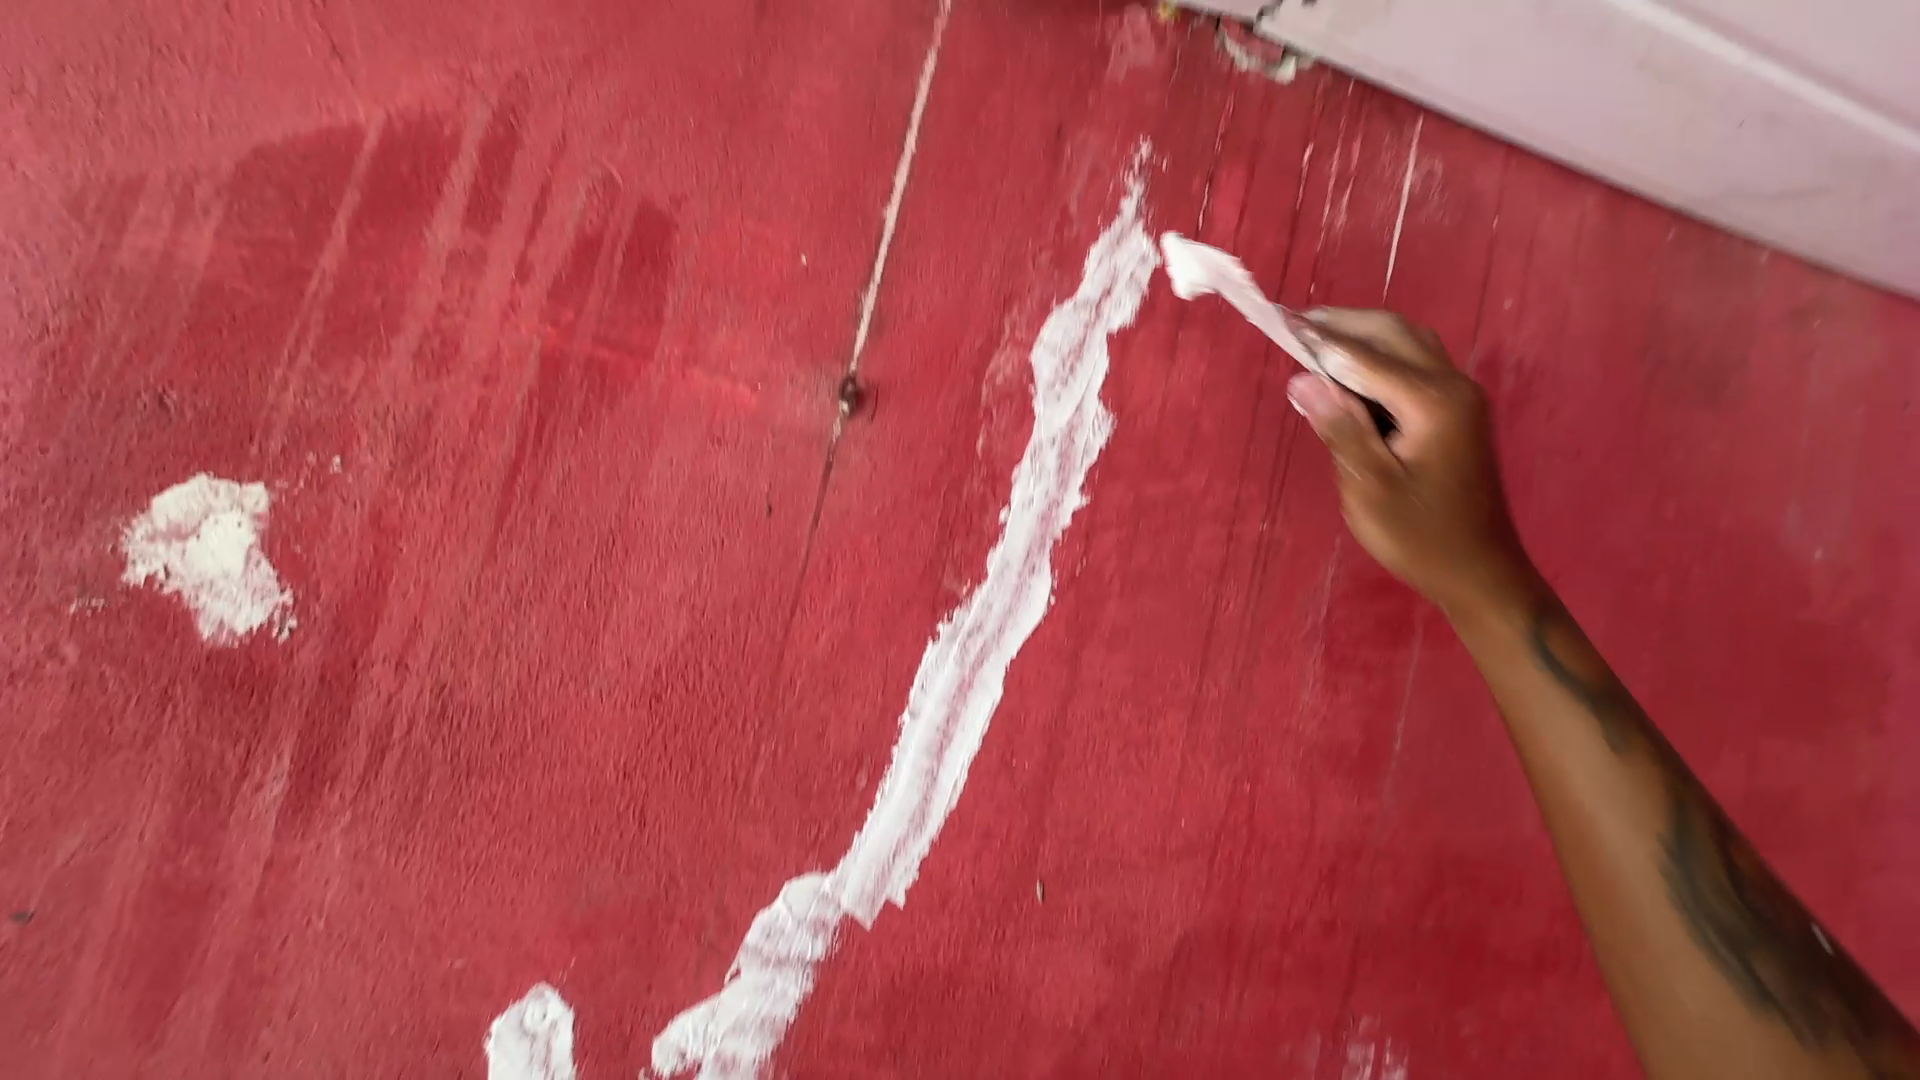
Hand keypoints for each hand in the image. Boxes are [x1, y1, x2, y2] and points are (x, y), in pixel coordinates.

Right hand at [1286, 308, 1539, 617]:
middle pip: (1392, 333)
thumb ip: (1340, 427)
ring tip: (1315, 335)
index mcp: (1433, 402)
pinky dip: (1378, 354)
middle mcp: (1453, 386)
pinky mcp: (1455, 411)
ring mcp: (1459, 396)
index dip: (1318, 340)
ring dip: (1361, 333)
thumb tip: (1302, 379)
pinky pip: (1414, 364)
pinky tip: (1349, 368)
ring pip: (1407, 342)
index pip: (1363, 357)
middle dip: (1341, 323)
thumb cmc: (1418, 535)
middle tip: (1292, 321)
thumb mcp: (1369, 487)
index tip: (1278, 321)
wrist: (1477, 569)